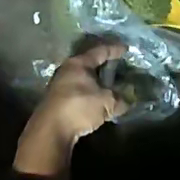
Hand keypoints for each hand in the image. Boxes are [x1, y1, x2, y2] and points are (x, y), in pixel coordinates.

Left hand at [15, 42, 128, 179]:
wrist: (50, 130)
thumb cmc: (79, 107)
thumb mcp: (107, 102)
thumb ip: (120, 99)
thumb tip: (128, 101)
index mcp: (78, 64)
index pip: (100, 51)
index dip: (114, 50)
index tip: (125, 49)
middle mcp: (66, 71)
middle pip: (89, 64)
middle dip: (104, 66)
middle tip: (118, 68)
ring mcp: (59, 86)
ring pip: (83, 79)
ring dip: (96, 82)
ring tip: (109, 86)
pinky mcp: (56, 101)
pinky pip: (78, 92)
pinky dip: (90, 94)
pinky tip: (97, 101)